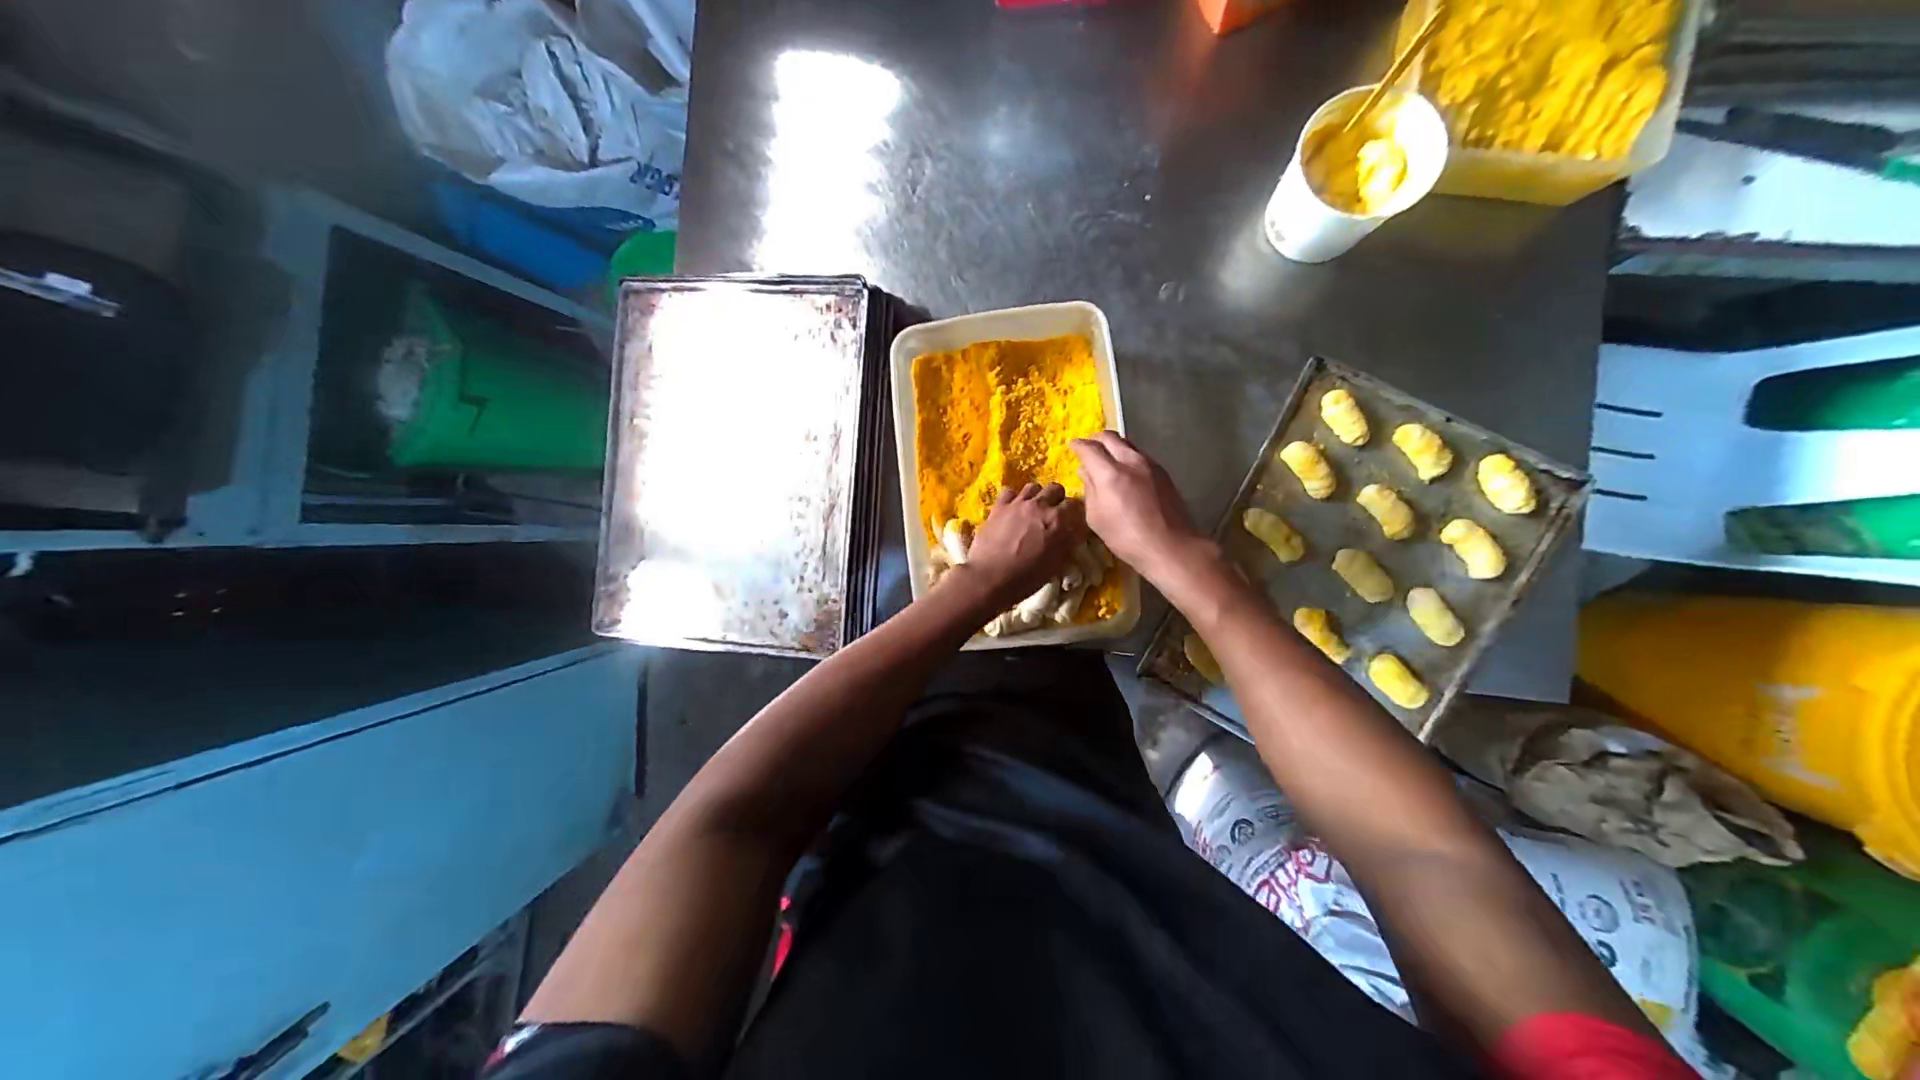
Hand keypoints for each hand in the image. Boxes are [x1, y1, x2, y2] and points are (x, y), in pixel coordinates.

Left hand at [947, 483, 1085, 610]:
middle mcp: (1040, 506)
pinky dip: (1013, 499)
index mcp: (1058, 520)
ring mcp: (1018, 504)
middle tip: (1053, 514)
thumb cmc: (1027, 577)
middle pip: (1055, 489)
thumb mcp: (1056, 564)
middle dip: (1057, 499)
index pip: (1075, 505)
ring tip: (1032, 510)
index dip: (1074, 513)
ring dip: (1036, 496)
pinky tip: (1012, 510)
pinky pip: (1009, 492)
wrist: (991, 577)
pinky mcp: (999, 507)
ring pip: (1033, 487)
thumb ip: (1067, 544)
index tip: (1072, 522)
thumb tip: (1073, 534)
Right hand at [1069, 432, 1206, 582]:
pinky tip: (1125, 470)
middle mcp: (1131, 461)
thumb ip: (1089, 490)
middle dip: (1095, 439)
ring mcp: (1150, 465)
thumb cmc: (1126, 538)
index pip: (1090, 448)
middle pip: (1110, 437)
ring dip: (1113, 445)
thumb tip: (1085, 471)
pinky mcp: (1163, 472)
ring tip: (1105, 457)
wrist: (1170, 546)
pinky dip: (1127, 455)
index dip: (1078, 445)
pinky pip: (1140, 455)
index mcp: (1110, 474)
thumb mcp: (1097, 518)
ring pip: (1127, 444)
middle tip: (1087, 447)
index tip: (1072, 445)